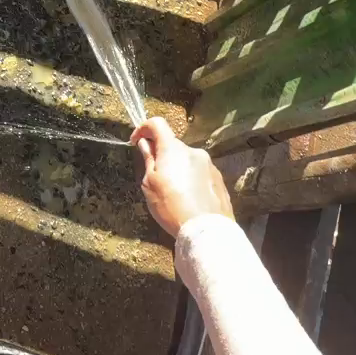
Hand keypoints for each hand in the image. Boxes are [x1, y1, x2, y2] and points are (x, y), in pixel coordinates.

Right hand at [131, 117, 233, 236]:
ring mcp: (209, 165)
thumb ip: (148, 160)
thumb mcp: (150, 184)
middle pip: (173, 145)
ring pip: (187, 160)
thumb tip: (145, 144)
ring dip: (178, 168)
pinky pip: (199, 172)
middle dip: (162, 155)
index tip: (137, 142)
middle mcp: (194, 151)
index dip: (143, 129)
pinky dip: (191, 179)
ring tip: (174, 193)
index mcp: (173, 149)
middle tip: (154, 177)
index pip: (157, 124)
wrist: (206, 230)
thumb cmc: (171, 206)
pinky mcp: (219, 179)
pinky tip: (189, 199)